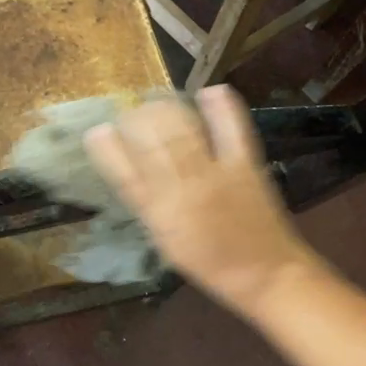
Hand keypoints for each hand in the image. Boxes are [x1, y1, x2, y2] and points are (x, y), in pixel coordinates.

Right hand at [82, 85, 323, 307]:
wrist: (265, 273)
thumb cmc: (207, 260)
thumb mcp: (164, 237)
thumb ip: (142, 199)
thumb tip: (118, 158)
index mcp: (159, 213)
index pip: (123, 171)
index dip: (107, 146)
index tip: (99, 131)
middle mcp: (182, 190)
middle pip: (150, 142)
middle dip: (135, 119)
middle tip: (131, 113)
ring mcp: (215, 175)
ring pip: (181, 130)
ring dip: (164, 108)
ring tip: (157, 102)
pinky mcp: (245, 165)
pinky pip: (231, 129)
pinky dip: (220, 107)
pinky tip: (210, 92)